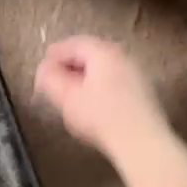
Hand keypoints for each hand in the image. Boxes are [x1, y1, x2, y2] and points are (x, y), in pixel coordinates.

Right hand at [34, 36, 171, 161]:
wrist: (141, 142)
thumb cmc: (100, 117)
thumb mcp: (65, 97)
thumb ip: (49, 78)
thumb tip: (43, 68)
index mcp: (104, 53)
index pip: (74, 44)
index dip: (55, 54)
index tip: (43, 65)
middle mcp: (123, 57)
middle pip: (91, 54)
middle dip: (70, 64)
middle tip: (55, 77)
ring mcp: (136, 74)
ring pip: (103, 68)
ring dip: (85, 76)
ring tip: (70, 92)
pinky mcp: (143, 92)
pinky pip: (114, 80)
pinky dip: (99, 85)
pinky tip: (91, 102)